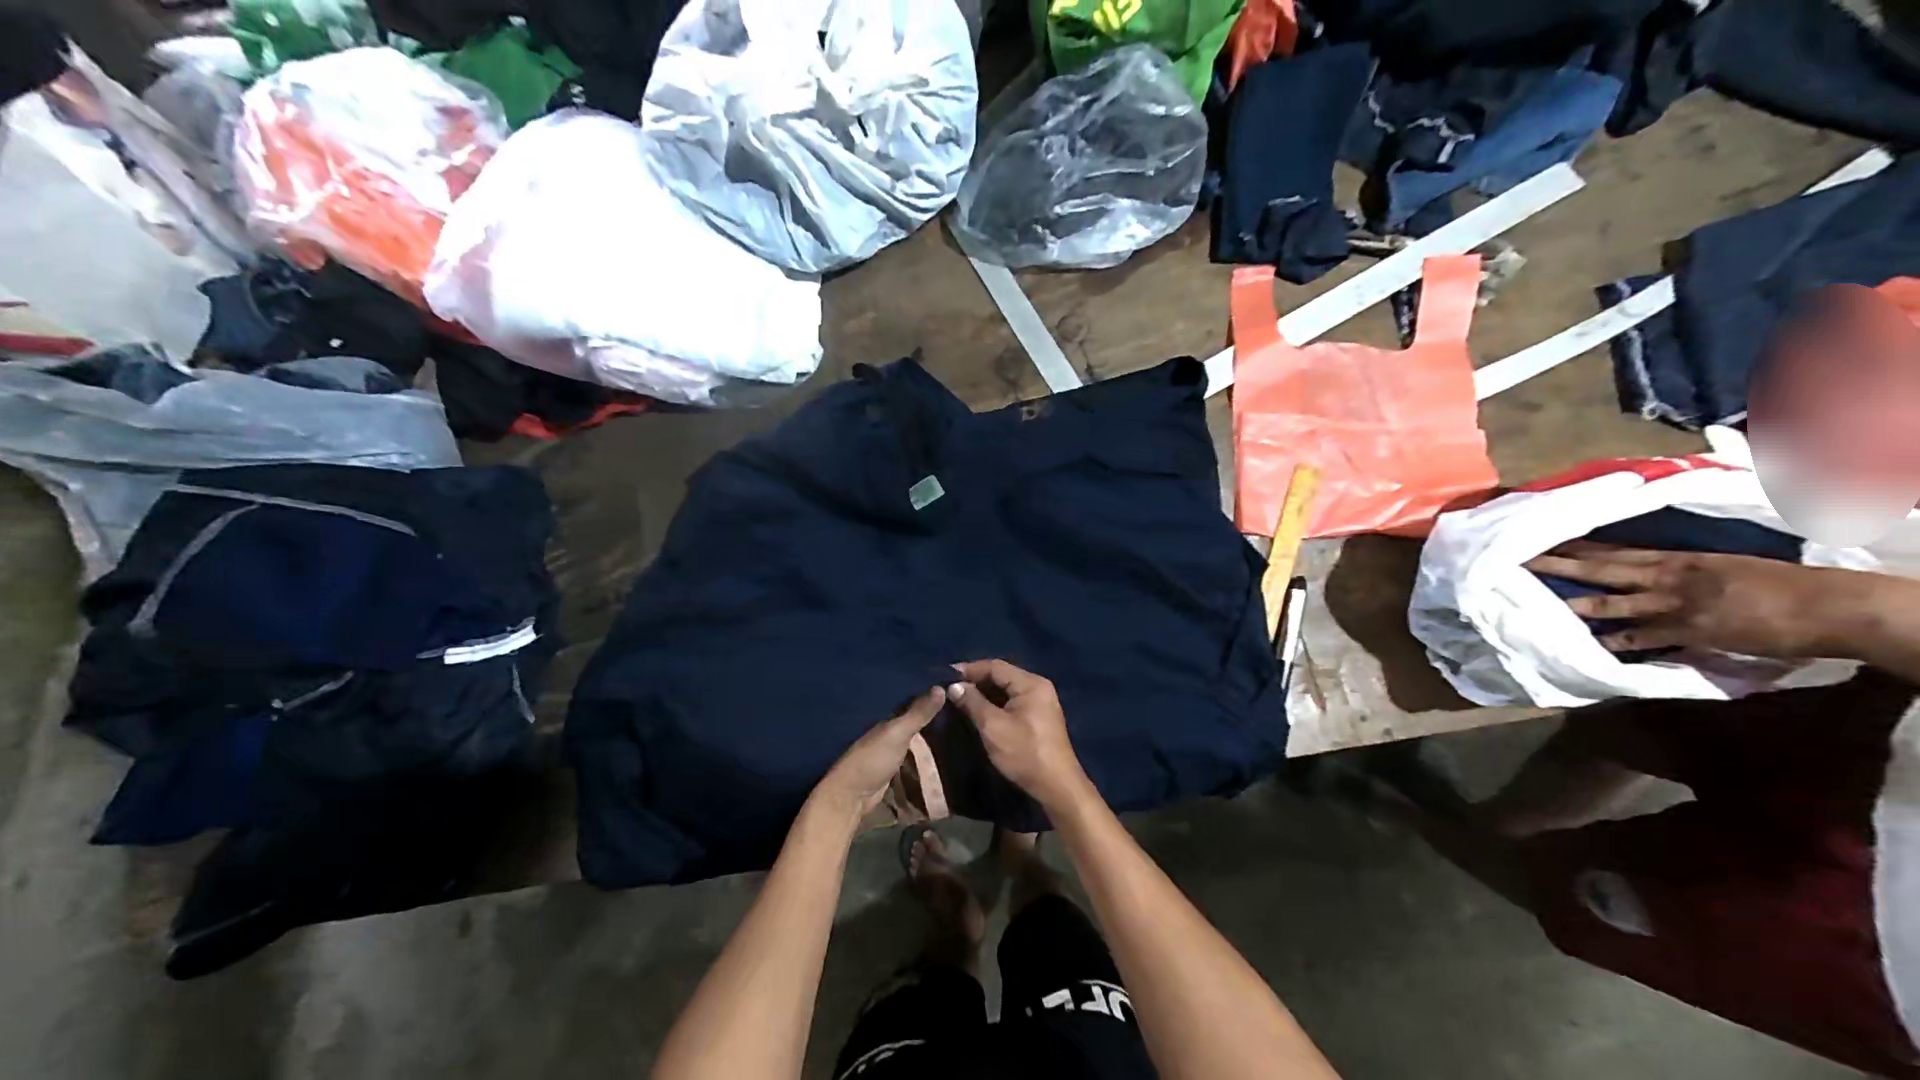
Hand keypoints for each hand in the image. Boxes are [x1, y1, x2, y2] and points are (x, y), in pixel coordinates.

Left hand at [809, 687, 945, 824]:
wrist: (853, 796)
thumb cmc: (872, 759)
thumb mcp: (897, 733)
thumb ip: (918, 713)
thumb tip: (941, 687)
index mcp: (884, 715)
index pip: (910, 696)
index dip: (928, 689)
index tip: (952, 682)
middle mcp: (888, 727)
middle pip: (913, 715)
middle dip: (932, 710)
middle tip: (960, 702)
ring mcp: (891, 746)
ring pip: (915, 733)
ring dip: (930, 730)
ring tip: (957, 720)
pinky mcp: (894, 764)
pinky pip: (914, 750)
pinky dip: (925, 748)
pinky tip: (943, 744)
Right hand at [947, 660, 1093, 810]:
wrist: (1056, 786)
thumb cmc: (1024, 754)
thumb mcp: (993, 726)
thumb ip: (973, 702)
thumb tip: (954, 686)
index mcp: (1031, 684)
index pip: (995, 666)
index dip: (969, 669)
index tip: (945, 676)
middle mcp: (1038, 686)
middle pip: (1001, 676)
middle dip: (976, 681)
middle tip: (950, 688)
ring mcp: (1040, 702)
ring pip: (1006, 689)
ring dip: (984, 693)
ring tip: (960, 699)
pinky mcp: (1038, 717)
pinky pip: (1012, 701)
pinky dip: (994, 704)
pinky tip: (978, 711)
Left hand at [1523, 542, 1876, 657]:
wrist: (1828, 606)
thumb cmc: (1778, 583)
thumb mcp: (1719, 565)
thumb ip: (1675, 569)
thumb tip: (1639, 573)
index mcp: (1675, 558)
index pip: (1613, 549)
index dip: (1575, 547)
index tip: (1540, 542)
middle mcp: (1665, 577)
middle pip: (1600, 568)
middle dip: (1560, 565)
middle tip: (1522, 562)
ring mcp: (1673, 606)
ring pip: (1611, 604)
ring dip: (1576, 605)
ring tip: (1541, 604)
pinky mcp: (1687, 632)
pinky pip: (1641, 639)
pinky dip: (1615, 643)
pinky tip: (1589, 646)